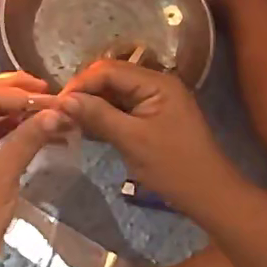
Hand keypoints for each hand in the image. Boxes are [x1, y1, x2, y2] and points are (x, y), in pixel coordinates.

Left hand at [0, 72, 71, 263]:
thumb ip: (29, 138)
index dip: (20, 94)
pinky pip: (0, 137)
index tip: (51, 98)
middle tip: (48, 91)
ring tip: (52, 111)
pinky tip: (45, 133)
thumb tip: (57, 111)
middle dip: (17, 92)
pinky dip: (20, 132)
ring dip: (22, 112)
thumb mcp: (4, 171)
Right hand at [58, 59, 236, 216]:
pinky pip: (120, 108)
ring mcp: (154, 100)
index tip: (57, 103)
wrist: (209, 196)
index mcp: (156, 82)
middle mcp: (155, 84)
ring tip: (68, 120)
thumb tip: (63, 100)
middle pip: (110, 78)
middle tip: (60, 112)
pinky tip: (86, 128)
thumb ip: (97, 115)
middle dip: (84, 92)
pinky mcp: (150, 117)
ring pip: (113, 93)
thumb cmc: (173, 166)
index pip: (108, 70)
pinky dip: (103, 116)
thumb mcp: (131, 140)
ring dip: (91, 104)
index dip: (80, 83)